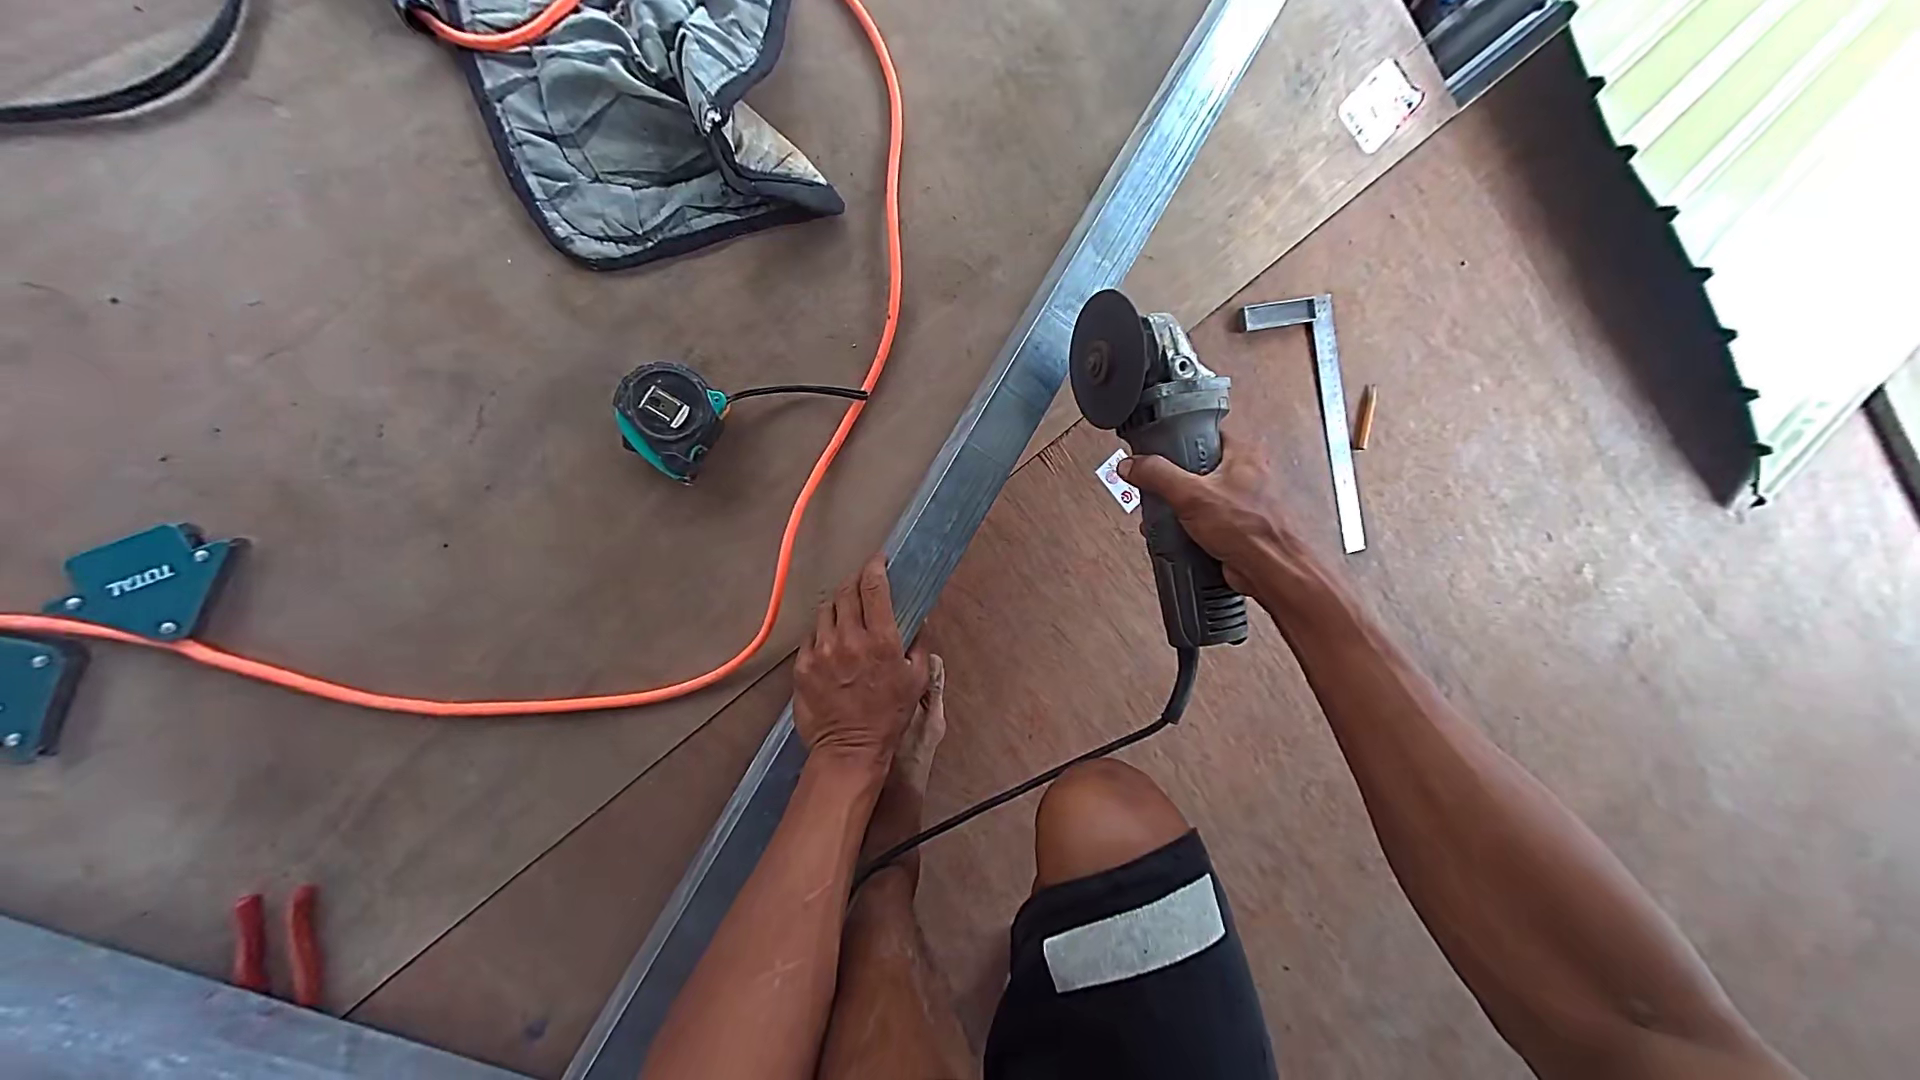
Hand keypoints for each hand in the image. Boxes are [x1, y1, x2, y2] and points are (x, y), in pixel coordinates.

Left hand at [793, 554, 929, 769]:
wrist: (850, 749)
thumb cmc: (888, 717)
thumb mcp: (917, 680)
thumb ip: (919, 645)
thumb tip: (919, 620)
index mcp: (881, 640)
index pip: (874, 587)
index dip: (875, 567)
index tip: (878, 560)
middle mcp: (848, 639)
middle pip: (846, 592)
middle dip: (855, 581)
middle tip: (862, 583)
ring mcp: (821, 651)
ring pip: (826, 610)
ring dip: (838, 606)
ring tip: (846, 615)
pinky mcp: (802, 666)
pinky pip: (811, 636)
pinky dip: (822, 632)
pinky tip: (831, 643)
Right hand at [1117, 435, 1307, 595]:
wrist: (1267, 569)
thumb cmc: (1251, 530)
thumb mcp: (1190, 494)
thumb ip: (1157, 475)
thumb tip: (1133, 465)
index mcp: (1244, 454)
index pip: (1207, 433)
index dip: (1181, 440)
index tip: (1160, 449)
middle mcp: (1246, 475)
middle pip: (1199, 467)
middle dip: (1173, 481)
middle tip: (1159, 486)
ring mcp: (1241, 501)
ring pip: (1200, 496)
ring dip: (1179, 506)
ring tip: (1166, 512)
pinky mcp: (1235, 526)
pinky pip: (1204, 519)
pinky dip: (1188, 526)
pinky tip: (1178, 532)